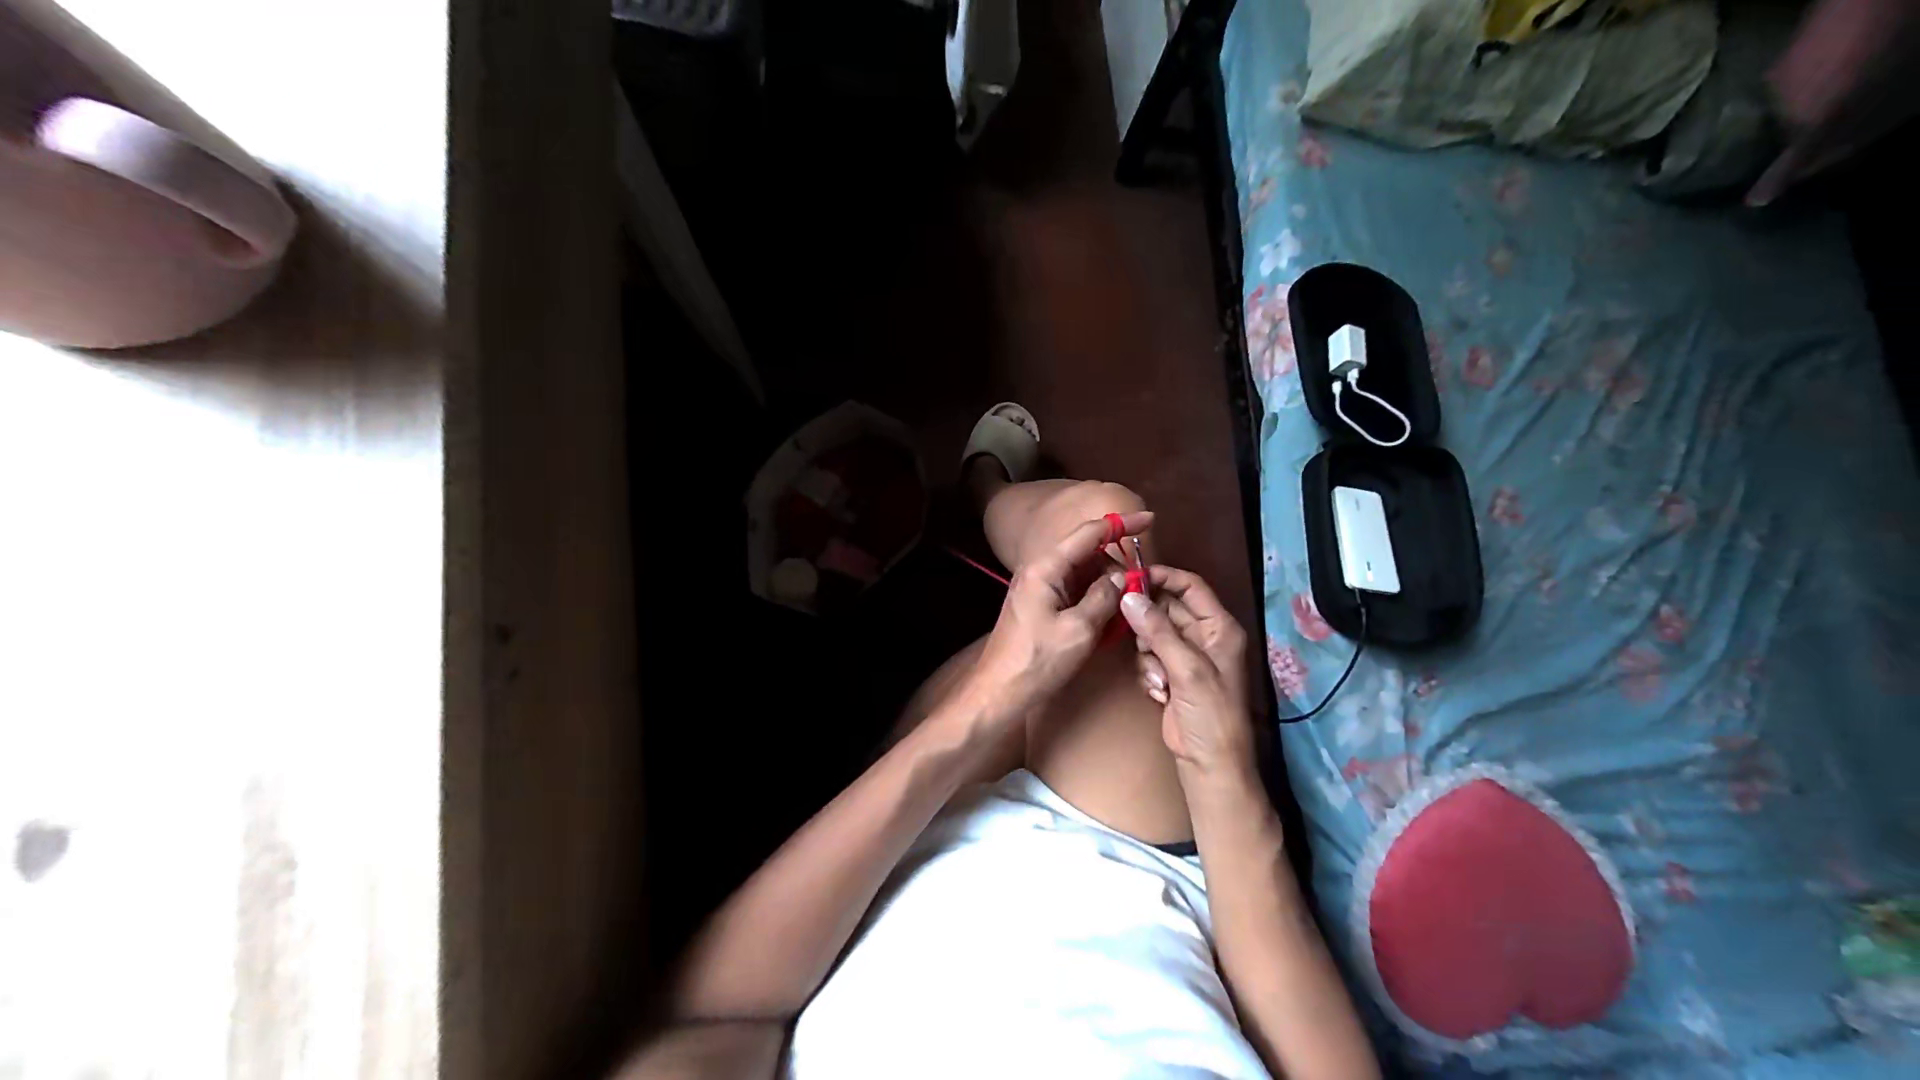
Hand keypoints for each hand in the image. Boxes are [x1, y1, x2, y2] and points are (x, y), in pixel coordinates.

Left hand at [967, 511, 1154, 717]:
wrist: (999, 692)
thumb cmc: (1037, 661)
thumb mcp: (1080, 630)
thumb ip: (1104, 597)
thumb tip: (1121, 577)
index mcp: (1046, 568)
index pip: (1089, 533)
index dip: (1121, 525)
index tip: (1150, 519)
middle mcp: (1040, 571)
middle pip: (1087, 553)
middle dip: (1116, 566)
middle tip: (1140, 587)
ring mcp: (1039, 589)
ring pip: (1083, 574)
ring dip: (1107, 586)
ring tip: (1126, 608)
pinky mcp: (1041, 606)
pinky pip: (1074, 592)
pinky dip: (1094, 600)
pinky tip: (1109, 619)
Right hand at [1119, 566, 1255, 775]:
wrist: (1209, 763)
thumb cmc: (1210, 713)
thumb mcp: (1186, 668)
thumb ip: (1157, 630)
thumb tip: (1129, 597)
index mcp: (1219, 628)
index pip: (1191, 586)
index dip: (1164, 577)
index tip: (1132, 577)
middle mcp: (1204, 637)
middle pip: (1167, 608)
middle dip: (1148, 620)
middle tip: (1130, 628)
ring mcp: (1186, 656)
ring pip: (1152, 633)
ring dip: (1147, 652)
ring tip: (1157, 676)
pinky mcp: (1170, 675)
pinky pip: (1148, 656)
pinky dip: (1147, 670)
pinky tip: (1157, 691)